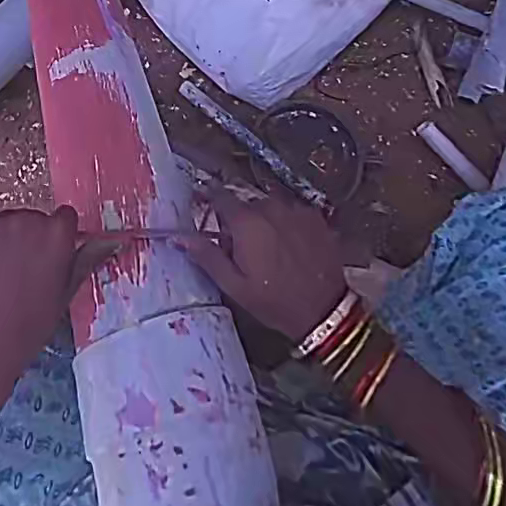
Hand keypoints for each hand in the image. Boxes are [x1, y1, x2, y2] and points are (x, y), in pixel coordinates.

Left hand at [0, 207, 107, 367]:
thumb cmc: (29, 326)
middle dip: (28, 238)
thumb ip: (87, 259)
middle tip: (20, 274)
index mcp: (58, 232)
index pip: (64, 217)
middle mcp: (28, 218)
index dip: (56, 238)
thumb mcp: (65, 293)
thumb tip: (113, 240)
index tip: (48, 259)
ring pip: (4, 223)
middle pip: (33, 218)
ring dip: (3, 240)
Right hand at [177, 188, 346, 339]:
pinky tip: (292, 247)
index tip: (203, 201)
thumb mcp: (234, 285)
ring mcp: (295, 208)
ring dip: (265, 221)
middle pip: (246, 205)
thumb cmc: (274, 300)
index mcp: (246, 222)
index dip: (210, 197)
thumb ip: (207, 256)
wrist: (325, 310)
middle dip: (241, 222)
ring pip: (270, 207)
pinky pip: (291, 212)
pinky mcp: (314, 215)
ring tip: (271, 252)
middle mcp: (270, 206)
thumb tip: (180, 236)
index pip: (220, 195)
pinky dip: (287, 223)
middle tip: (244, 251)